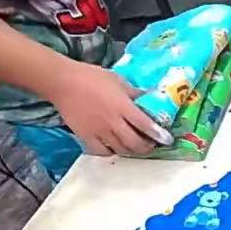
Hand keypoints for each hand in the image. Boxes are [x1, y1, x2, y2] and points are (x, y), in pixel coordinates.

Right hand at [48, 62, 167, 155]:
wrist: (63, 82)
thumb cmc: (92, 77)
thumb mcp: (119, 81)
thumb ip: (135, 93)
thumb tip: (150, 98)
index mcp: (123, 107)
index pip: (146, 125)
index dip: (159, 135)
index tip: (167, 140)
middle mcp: (113, 122)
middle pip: (135, 143)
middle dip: (147, 146)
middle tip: (151, 144)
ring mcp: (99, 131)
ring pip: (120, 150)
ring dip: (131, 150)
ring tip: (135, 146)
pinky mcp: (86, 137)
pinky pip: (102, 152)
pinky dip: (111, 152)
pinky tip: (114, 148)